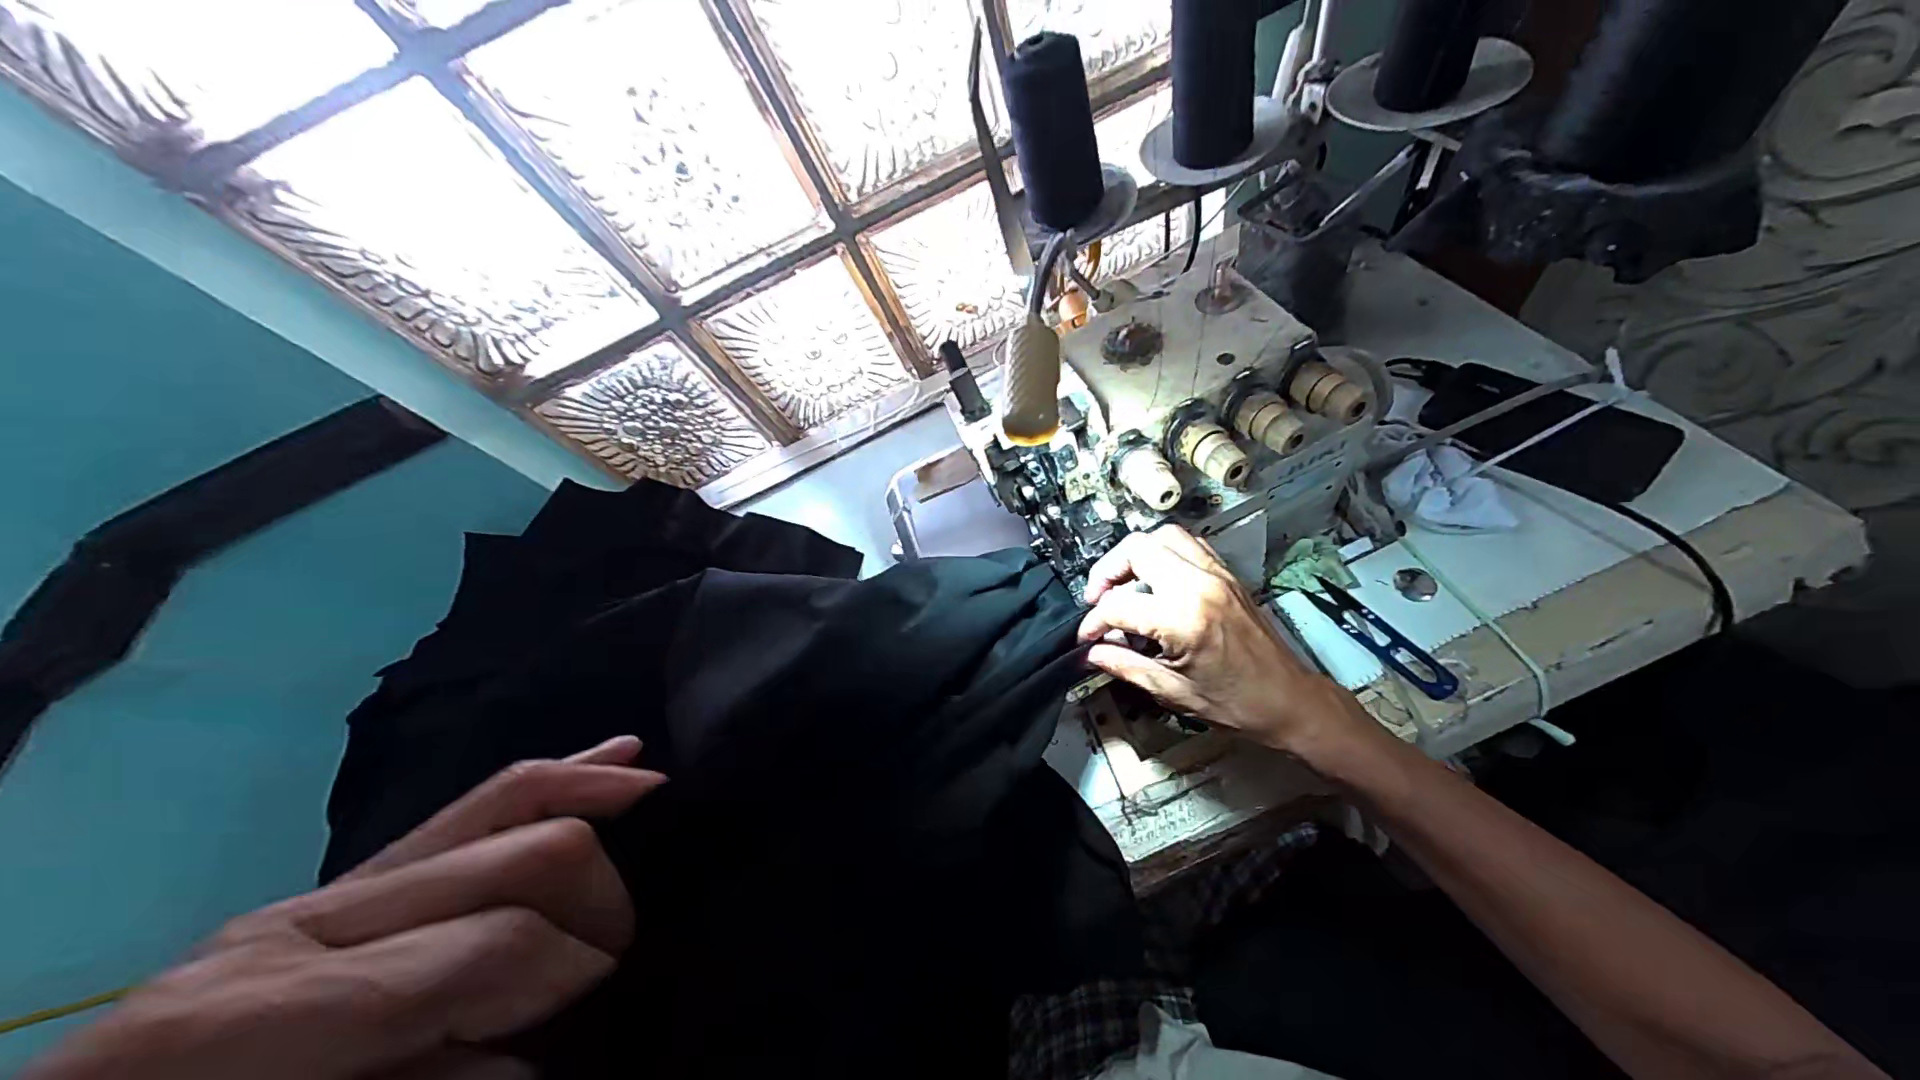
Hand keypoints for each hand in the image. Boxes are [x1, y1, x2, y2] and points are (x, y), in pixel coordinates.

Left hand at [24, 737, 666, 1079]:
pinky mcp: (345, 888)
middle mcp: (305, 926)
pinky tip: (618, 754)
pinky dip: (558, 779)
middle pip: (521, 856)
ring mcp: (326, 895)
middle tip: (618, 955)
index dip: (567, 971)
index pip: (491, 945)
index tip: (598, 1005)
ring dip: (597, 803)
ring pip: (506, 801)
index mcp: (272, 1016)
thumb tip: (542, 1046)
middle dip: (597, 901)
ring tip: (659, 806)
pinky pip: (474, 809)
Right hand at [1078, 526, 1378, 763]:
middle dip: (1107, 571)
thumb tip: (1093, 653)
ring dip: (1135, 554)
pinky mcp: (1227, 575)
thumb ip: (1125, 666)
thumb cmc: (1240, 703)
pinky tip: (1155, 579)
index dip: (1094, 622)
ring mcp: (1216, 575)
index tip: (1088, 637)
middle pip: (1136, 549)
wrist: (1290, 700)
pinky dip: (1163, 552)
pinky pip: (1188, 543)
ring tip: (1124, 582)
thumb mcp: (1173, 692)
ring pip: (1162, 536)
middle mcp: (1200, 587)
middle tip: (1098, 599)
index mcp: (1184, 620)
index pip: (1118, 605)